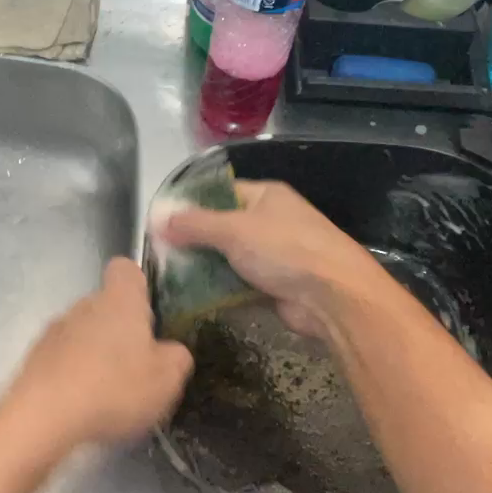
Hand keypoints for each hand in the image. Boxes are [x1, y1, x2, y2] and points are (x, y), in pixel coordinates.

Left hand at [0, 258, 193, 447]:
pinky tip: (81, 407)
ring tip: (108, 395)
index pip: (126, 269)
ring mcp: (53, 331)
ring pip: (83, 335)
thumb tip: (171, 351)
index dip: (139, 286)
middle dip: (121, 332)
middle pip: (107, 307)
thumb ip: (177, 358)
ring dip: (96, 356)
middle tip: (138, 368)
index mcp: (119, 301)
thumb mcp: (166, 379)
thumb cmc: (113, 388)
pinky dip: (74, 377)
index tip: (148, 315)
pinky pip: (63, 360)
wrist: (43, 417)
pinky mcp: (34, 360)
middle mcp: (83, 305)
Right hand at [153, 180, 393, 338]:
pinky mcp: (274, 286)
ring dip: (204, 269)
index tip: (160, 222)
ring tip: (168, 278)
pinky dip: (220, 291)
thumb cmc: (286, 250)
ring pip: (229, 259)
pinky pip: (239, 285)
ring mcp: (274, 256)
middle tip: (159, 255)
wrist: (333, 297)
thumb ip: (195, 224)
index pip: (220, 194)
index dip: (190, 206)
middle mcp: (271, 222)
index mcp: (266, 197)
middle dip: (194, 242)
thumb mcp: (234, 230)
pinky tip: (192, 298)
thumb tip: (158, 218)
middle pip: (223, 229)